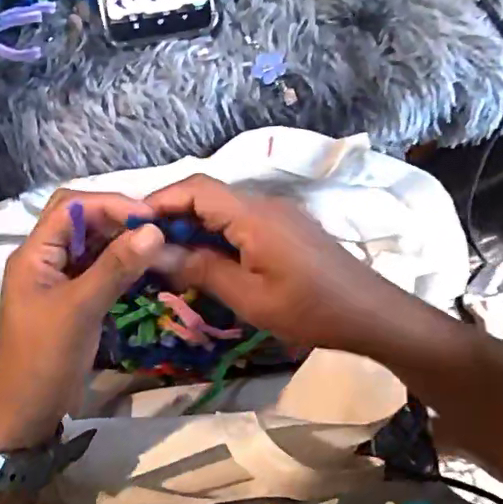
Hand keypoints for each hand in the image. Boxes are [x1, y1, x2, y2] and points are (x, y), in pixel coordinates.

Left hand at [0, 191, 179, 450]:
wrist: (26, 413)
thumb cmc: (45, 358)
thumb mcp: (80, 309)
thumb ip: (115, 267)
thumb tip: (153, 230)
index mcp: (34, 253)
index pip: (72, 207)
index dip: (110, 204)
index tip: (150, 217)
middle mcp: (44, 259)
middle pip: (80, 220)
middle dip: (116, 218)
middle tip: (155, 228)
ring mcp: (58, 279)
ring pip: (91, 244)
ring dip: (120, 239)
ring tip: (156, 243)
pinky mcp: (72, 299)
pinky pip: (97, 268)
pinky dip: (120, 263)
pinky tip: (144, 266)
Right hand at [143, 176, 432, 357]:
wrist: (372, 315)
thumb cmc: (310, 309)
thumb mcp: (249, 296)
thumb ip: (200, 269)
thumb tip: (156, 253)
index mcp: (253, 215)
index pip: (194, 188)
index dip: (158, 201)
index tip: (131, 225)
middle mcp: (264, 203)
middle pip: (206, 195)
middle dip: (171, 216)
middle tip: (144, 246)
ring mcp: (278, 214)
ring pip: (222, 208)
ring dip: (193, 227)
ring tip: (168, 257)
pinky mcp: (286, 228)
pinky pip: (240, 221)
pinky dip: (215, 235)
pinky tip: (205, 260)